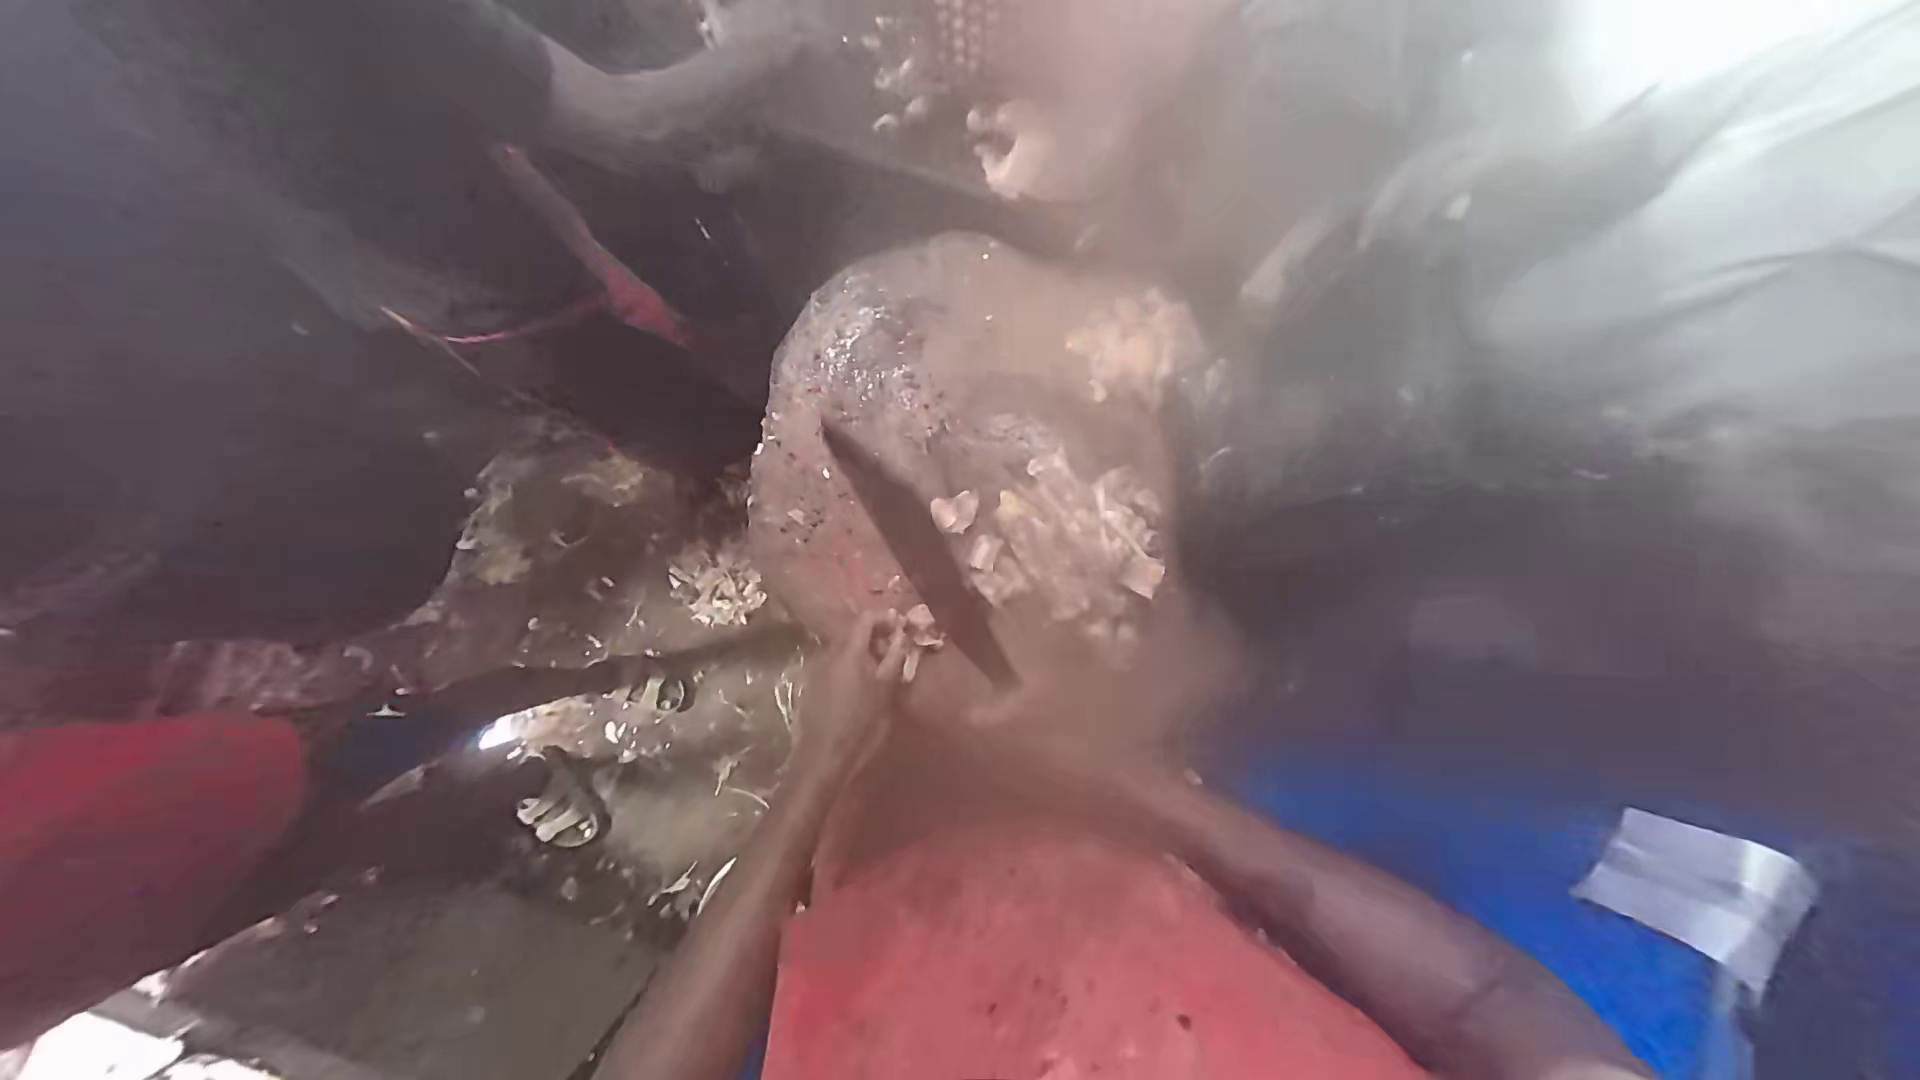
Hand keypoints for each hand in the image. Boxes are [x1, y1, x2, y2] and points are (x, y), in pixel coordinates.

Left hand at [793, 611, 907, 774]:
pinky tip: (864, 686)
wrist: (824, 757)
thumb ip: (894, 657)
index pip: (866, 617)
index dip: (886, 618)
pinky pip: (837, 663)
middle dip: (877, 636)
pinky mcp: (813, 684)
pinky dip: (853, 665)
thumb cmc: (861, 723)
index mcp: (849, 650)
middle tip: (897, 652)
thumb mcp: (885, 689)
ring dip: (866, 652)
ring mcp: (818, 668)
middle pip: (854, 631)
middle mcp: (830, 652)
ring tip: (883, 671)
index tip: (903, 629)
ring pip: (845, 648)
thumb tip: (902, 634)